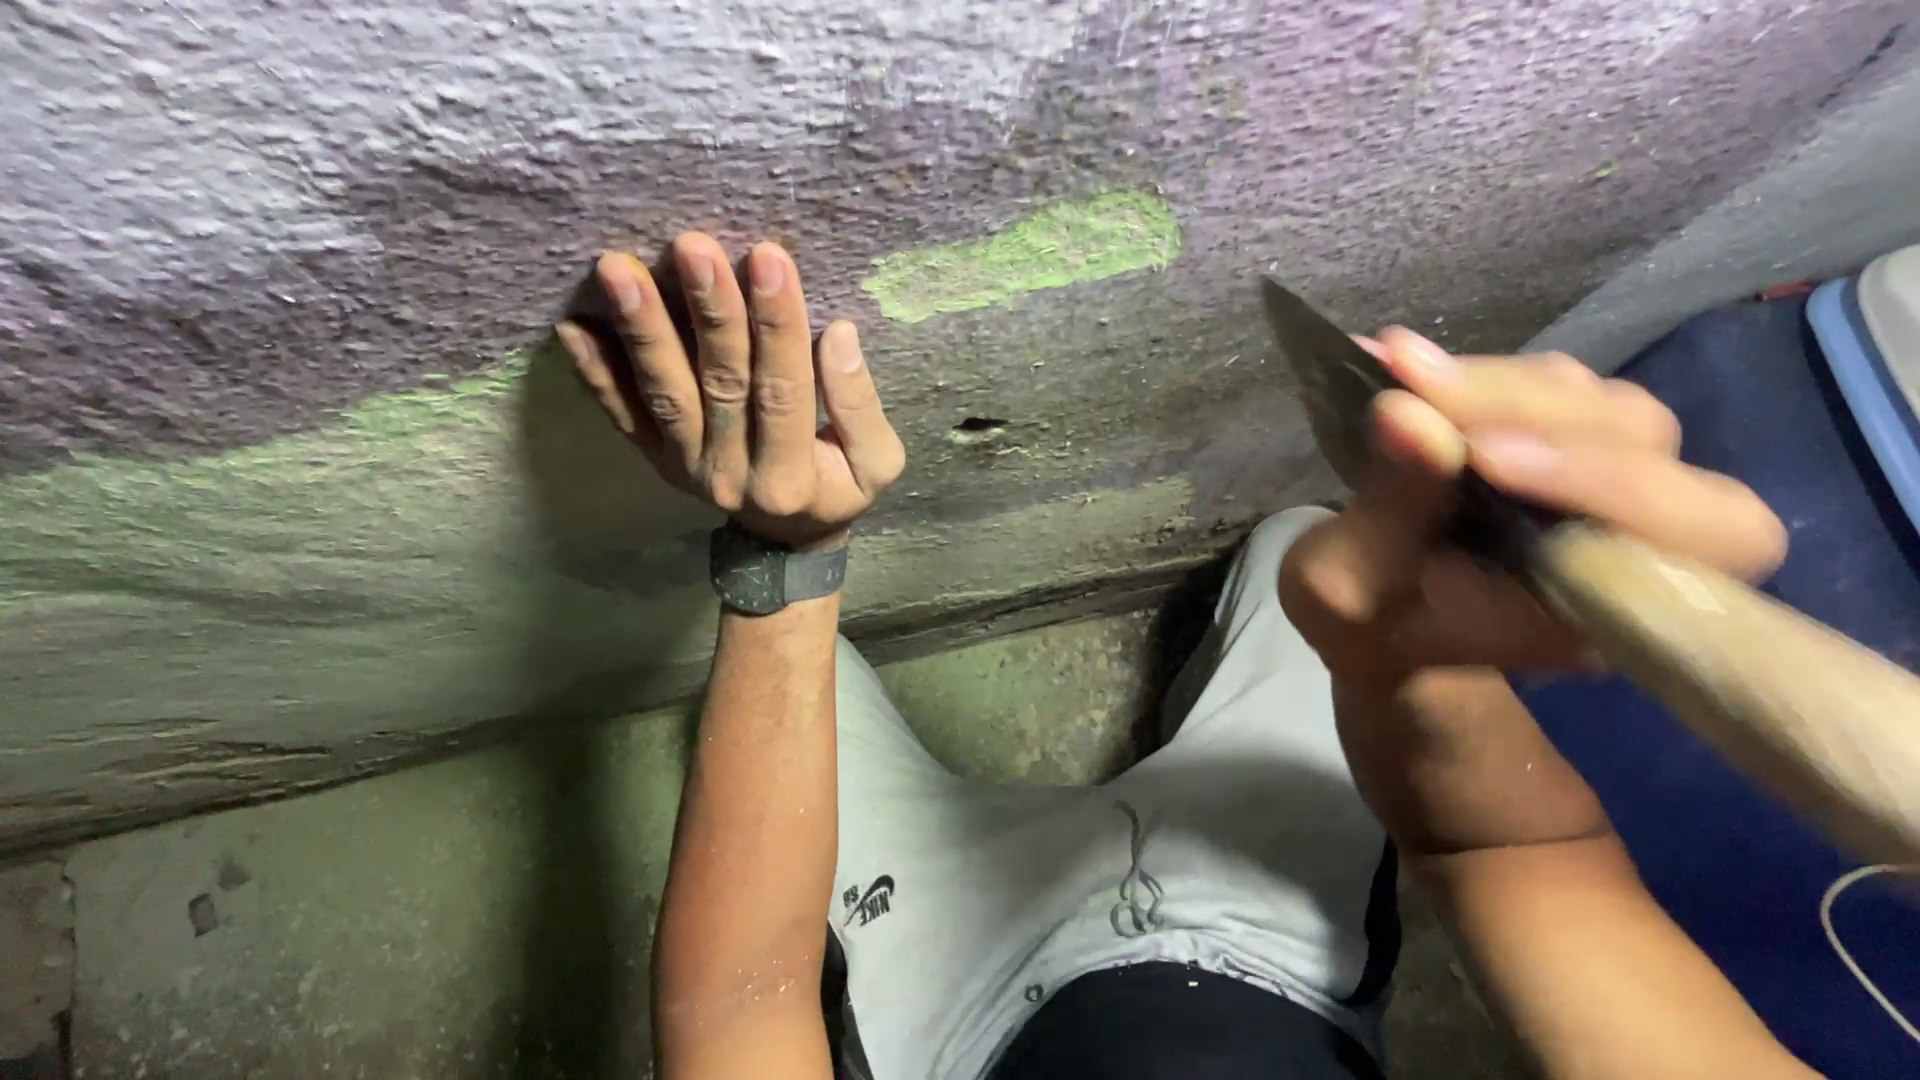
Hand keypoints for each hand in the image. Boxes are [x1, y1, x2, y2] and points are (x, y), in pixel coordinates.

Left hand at [555, 234, 905, 549]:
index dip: (778, 326)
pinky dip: (595, 373)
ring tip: (619, 270)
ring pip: (665, 394)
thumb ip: (861, 405)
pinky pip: (622, 416)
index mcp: (789, 476)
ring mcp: (685, 466)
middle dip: (710, 313)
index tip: (770, 258)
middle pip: (721, 384)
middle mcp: (730, 473)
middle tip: (693, 247)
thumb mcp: (876, 464)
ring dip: (643, 330)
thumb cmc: (837, 490)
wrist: (784, 540)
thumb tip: (839, 333)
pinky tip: (573, 327)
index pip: (784, 391)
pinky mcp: (656, 458)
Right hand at [1279, 327, 1787, 686]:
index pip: (1696, 535)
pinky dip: (1481, 374)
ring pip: (1595, 401)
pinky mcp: (1563, 445)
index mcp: (1602, 607)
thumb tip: (1403, 411)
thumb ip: (1392, 510)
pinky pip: (1552, 389)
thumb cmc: (1367, 624)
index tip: (1480, 453)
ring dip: (1496, 384)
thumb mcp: (1347, 584)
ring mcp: (1606, 484)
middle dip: (1519, 409)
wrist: (1373, 622)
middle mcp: (1636, 543)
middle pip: (1635, 440)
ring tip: (1398, 369)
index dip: (1606, 481)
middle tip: (1410, 383)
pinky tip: (1408, 367)